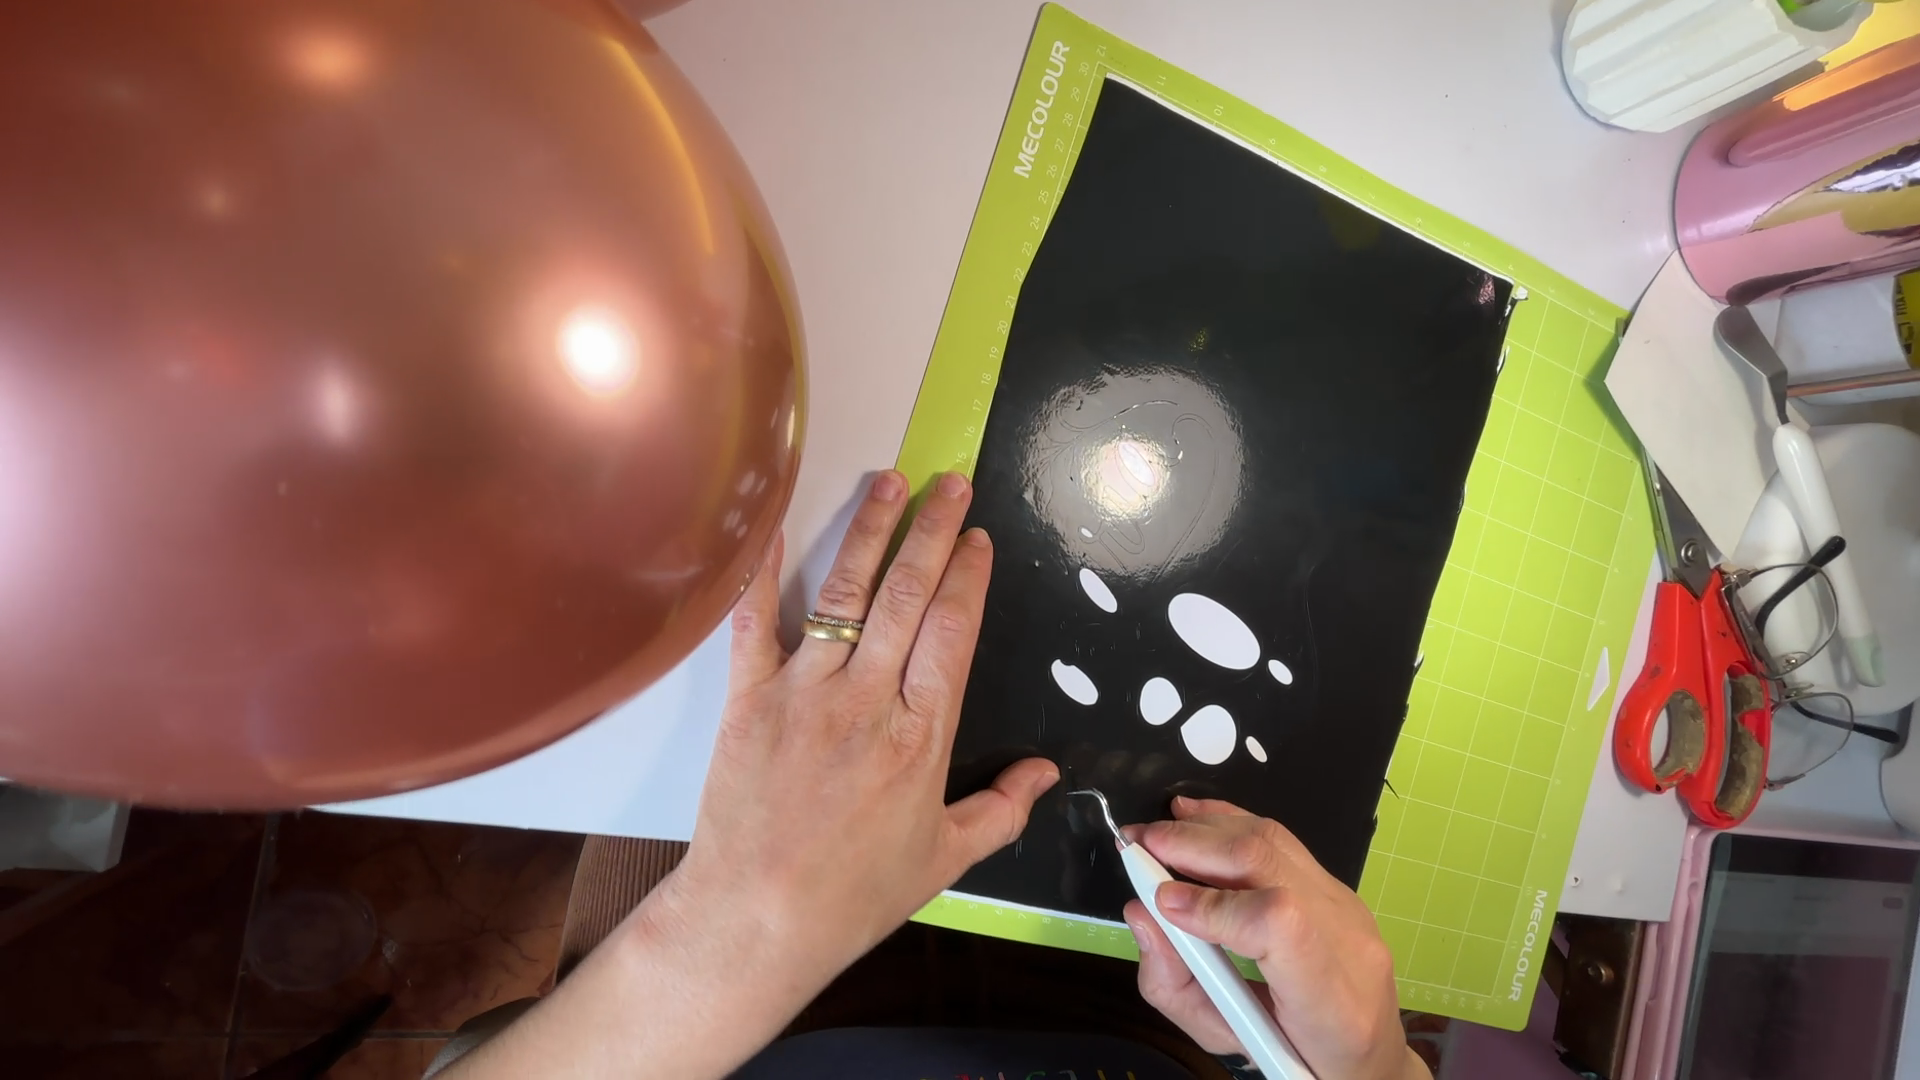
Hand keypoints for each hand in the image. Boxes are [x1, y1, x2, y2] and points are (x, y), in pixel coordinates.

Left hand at [439, 470, 1056, 1079]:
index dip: (967, 575)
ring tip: (890, 481)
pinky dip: (762, 572)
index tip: (977, 536)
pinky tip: (776, 524)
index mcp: (921, 734)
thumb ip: (1003, 809)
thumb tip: (1047, 773)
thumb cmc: (855, 894)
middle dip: (933, 531)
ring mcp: (805, 693)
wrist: (755, 921)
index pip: (953, 631)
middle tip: (951, 483)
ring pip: (846, 596)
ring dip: (871, 533)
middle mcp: (868, 699)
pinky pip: (754, 624)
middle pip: (909, 596)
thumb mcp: (945, 858)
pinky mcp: (749, 699)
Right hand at [1123, 798, 1426, 1079]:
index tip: (1161, 902)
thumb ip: (1173, 983)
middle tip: (1137, 845)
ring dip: (1203, 828)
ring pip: (1269, 839)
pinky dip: (1226, 818)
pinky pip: (1276, 836)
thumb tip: (1141, 913)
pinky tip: (1190, 814)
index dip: (1212, 903)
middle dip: (1191, 847)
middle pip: (1266, 862)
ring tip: (1155, 833)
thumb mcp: (1224, 1040)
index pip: (1276, 922)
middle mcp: (1345, 937)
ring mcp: (1344, 902)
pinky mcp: (1332, 883)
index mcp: (1328, 999)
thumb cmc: (1295, 1059)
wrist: (1368, 1055)